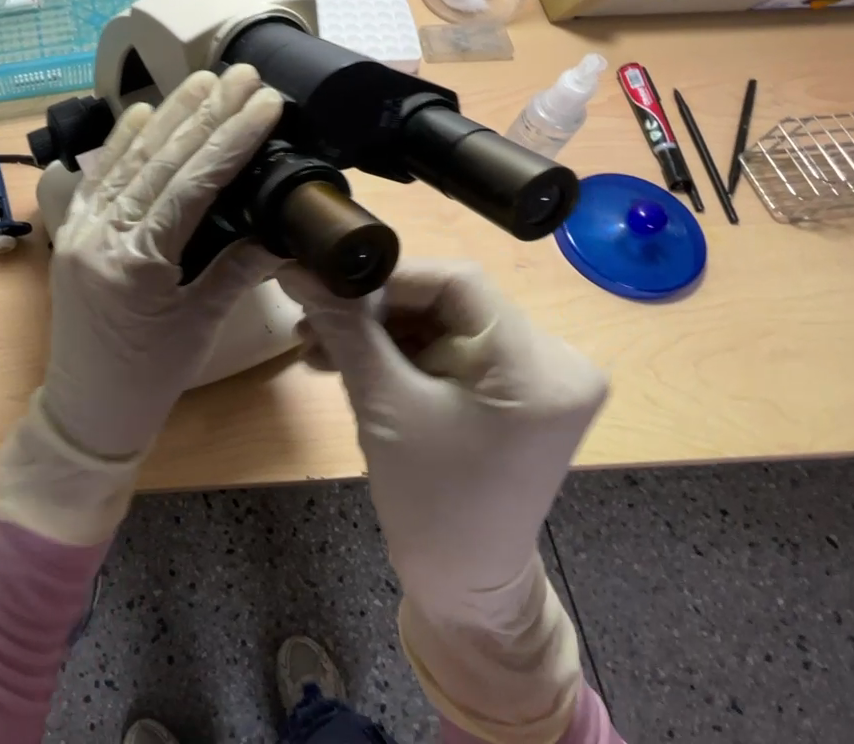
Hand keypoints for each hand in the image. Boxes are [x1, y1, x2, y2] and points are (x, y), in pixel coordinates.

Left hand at [0, 66, 283, 546]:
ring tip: (203, 80)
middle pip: (160, 162)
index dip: (231, 140)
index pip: (192, 186)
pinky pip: (96, 179)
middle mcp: (101, 235)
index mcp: (136, 262)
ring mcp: (80, 230)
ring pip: (126, 161)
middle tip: (242, 74)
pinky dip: (118, 144)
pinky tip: (140, 112)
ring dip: (166, 117)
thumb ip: (239, 270)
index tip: (265, 102)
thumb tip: (284, 229)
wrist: (86, 409)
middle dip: (205, 114)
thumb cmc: (147, 378)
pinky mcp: (71, 232)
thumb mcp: (201, 326)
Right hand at [280, 260, 606, 741]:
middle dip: (372, 312)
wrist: (462, 582)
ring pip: (441, 324)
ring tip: (316, 346)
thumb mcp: (383, 405)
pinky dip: (397, 354)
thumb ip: (345, 328)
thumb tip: (299, 270)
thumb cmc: (429, 502)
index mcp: (540, 366)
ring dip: (377, 333)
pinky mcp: (512, 392)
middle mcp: (553, 361)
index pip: (458, 283)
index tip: (324, 283)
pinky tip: (346, 361)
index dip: (385, 277)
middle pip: (449, 303)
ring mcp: (534, 378)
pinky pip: (447, 352)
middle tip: (310, 318)